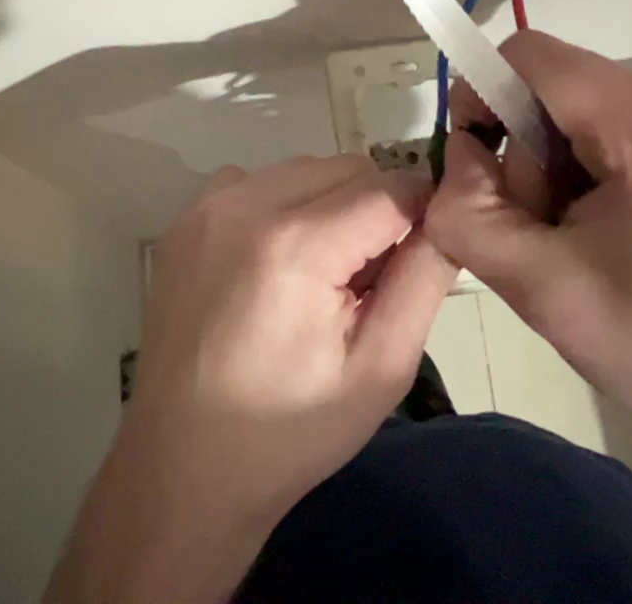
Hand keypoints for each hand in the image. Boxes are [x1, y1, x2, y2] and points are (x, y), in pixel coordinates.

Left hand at [47, 154, 457, 603]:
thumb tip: (448, 216)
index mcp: (294, 242)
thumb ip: (424, 278)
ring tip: (324, 277)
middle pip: (346, 169)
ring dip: (331, 204)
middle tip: (372, 280)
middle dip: (377, 209)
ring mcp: (206, 206)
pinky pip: (257, 183)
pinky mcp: (185, 219)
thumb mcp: (381, 366)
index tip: (428, 254)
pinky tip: (278, 266)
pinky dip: (285, 206)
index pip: (390, 187)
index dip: (423, 213)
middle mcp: (244, 202)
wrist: (183, 462)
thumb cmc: (290, 429)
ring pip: (303, 170)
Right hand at [425, 32, 631, 478]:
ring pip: (614, 110)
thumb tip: (461, 156)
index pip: (533, 57)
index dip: (482, 98)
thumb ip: (469, 216)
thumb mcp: (550, 297)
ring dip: (586, 167)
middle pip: (574, 90)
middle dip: (542, 157)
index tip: (480, 167)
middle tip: (561, 241)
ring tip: (614, 247)